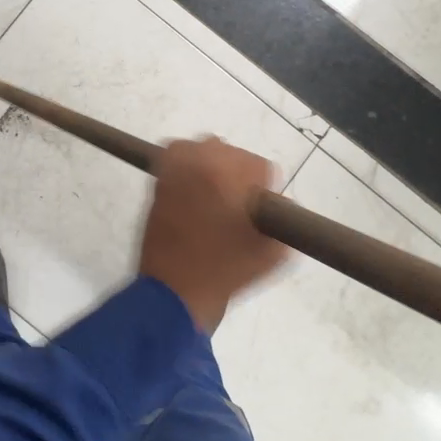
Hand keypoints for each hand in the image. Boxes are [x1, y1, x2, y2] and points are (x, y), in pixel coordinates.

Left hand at [137, 137, 290, 333]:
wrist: (174, 292)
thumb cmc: (226, 273)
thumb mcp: (271, 253)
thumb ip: (284, 221)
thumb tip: (279, 204)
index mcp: (227, 177)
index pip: (258, 165)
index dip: (265, 186)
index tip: (262, 207)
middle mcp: (197, 164)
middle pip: (230, 152)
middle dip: (240, 172)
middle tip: (242, 201)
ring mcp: (172, 172)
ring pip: (201, 149)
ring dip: (214, 164)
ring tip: (218, 192)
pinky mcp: (156, 182)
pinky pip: (173, 155)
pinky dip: (186, 162)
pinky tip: (194, 185)